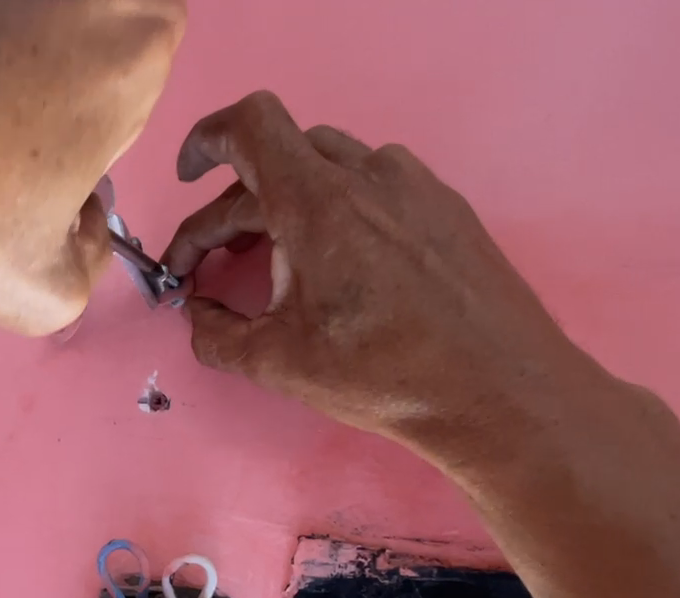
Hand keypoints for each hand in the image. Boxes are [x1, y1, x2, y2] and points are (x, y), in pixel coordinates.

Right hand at [161, 92, 613, 463]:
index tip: (184, 181)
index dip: (205, 143)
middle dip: (225, 210)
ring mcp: (411, 185)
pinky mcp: (441, 206)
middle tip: (204, 267)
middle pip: (275, 161)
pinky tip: (328, 261)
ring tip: (265, 260)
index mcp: (316, 204)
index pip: (249, 127)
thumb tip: (197, 314)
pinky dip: (326, 207)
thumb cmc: (377, 374)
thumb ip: (213, 334)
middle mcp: (365, 176)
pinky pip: (367, 183)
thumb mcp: (273, 363)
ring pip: (322, 167)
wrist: (495, 389)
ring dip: (276, 204)